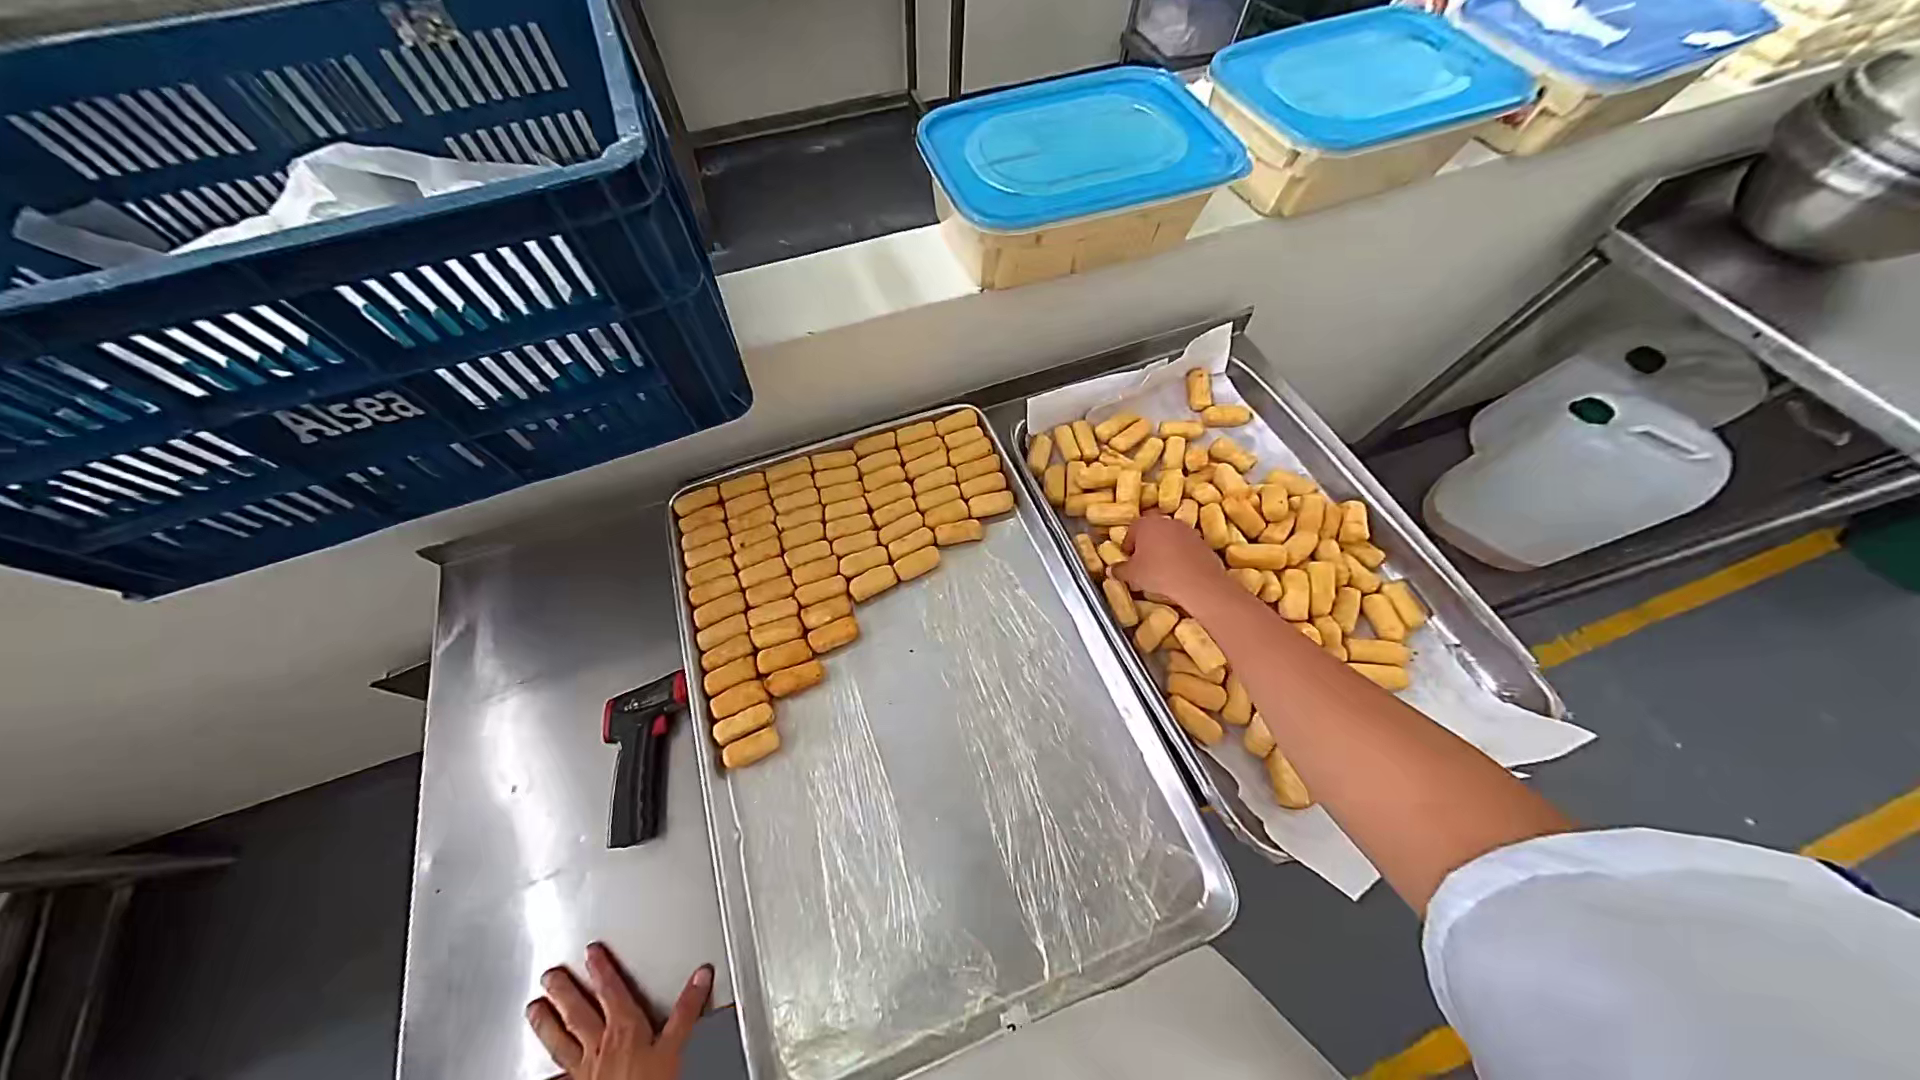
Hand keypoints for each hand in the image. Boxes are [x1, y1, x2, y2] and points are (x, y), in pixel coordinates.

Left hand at [526, 942, 712, 1079]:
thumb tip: (700, 976)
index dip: (601, 969)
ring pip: (561, 1042)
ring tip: (533, 1009)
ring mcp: (584, 1072)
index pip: (611, 991)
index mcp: (625, 1029)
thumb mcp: (675, 1047)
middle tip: (550, 975)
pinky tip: (540, 1072)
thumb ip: (686, 1010)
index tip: (591, 953)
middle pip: (579, 1012)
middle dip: (564, 992)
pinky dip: (549, 1073)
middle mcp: (600, 1047)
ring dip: (546, 1024)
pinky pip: (559, 1078)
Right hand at [1113, 513, 1231, 609]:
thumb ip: (1119, 570)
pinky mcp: (1202, 542)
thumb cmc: (1158, 572)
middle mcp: (1166, 521)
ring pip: (1169, 538)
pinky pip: (1184, 547)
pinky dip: (1179, 556)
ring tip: (1160, 569)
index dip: (1127, 546)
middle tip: (1142, 564)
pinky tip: (1177, 572)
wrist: (1198, 581)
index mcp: (1146, 523)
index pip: (1131, 531)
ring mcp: (1186, 530)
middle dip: (1146, 546)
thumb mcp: (1132, 574)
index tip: (1127, 559)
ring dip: (1163, 550)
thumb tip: (1111, 570)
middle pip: (1151, 532)